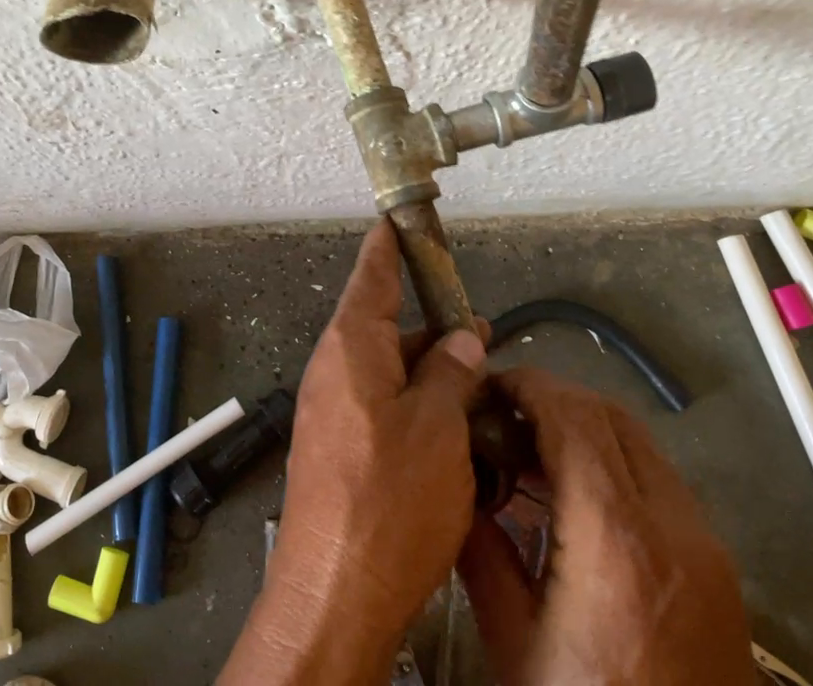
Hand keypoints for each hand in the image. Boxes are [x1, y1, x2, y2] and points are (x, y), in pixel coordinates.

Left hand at [220, 220, 486, 685]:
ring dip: (430, 375)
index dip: (388, 247)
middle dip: (431, 328)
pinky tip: (453, 431)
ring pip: (387, 372)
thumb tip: (461, 340)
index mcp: (351, 349)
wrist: (337, 591)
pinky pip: (381, 408)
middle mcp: (333, 372)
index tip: (396, 220)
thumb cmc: (390, 500)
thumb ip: (451, 374)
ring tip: (480, 387)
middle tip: (480, 333)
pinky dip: (416, 407)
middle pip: (383, 327)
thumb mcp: (438, 428)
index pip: (370, 279)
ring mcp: (332, 413)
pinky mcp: (338, 450)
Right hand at [457, 370, 752, 685]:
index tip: (490, 385)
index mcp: (615, 538)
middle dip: (556, 400)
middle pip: (615, 419)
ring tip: (534, 455)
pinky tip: (579, 501)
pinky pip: (664, 486)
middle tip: (504, 416)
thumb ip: (484, 552)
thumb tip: (458, 490)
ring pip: (644, 448)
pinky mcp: (719, 569)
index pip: (575, 419)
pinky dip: (617, 468)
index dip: (531, 386)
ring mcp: (706, 546)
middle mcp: (674, 525)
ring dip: (588, 432)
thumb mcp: (513, 640)